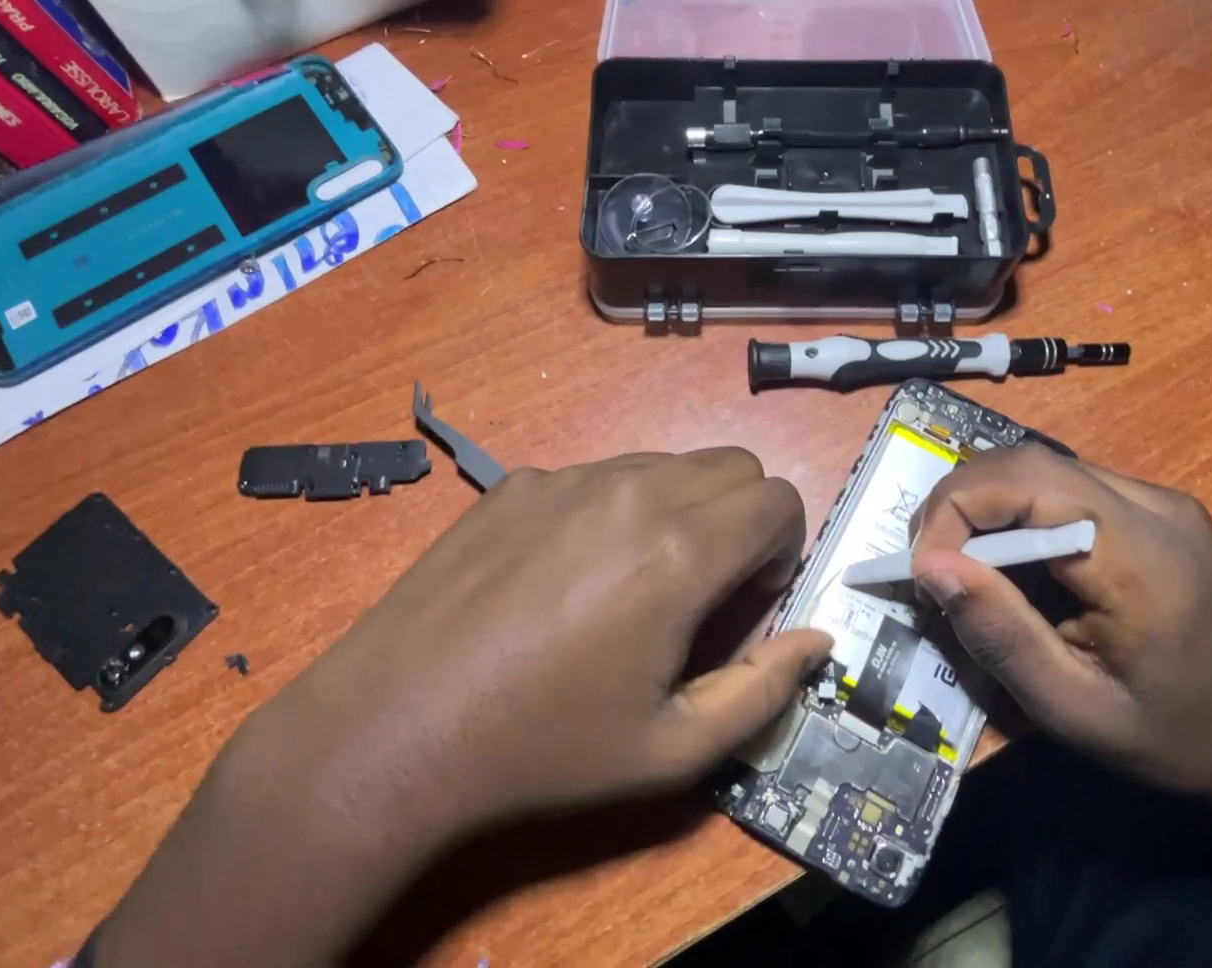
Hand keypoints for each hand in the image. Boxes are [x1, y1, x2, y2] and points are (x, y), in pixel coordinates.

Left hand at [95, 450, 830, 967]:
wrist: (394, 727)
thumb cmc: (544, 747)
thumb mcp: (672, 748)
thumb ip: (764, 689)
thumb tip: (817, 639)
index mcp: (679, 550)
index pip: (779, 499)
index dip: (783, 549)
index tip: (747, 600)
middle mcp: (631, 491)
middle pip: (733, 466)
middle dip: (743, 520)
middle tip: (702, 589)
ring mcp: (567, 478)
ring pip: (667, 462)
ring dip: (682, 508)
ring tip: (631, 582)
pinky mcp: (516, 483)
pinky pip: (599, 475)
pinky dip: (616, 508)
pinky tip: (564, 574)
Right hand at [909, 445, 1211, 821]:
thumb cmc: (1181, 737)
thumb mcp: (1078, 709)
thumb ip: (1002, 635)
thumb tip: (929, 567)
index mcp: (1142, 555)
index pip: (1024, 482)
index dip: (954, 511)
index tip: (925, 576)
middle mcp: (1153, 504)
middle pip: (1027, 463)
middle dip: (958, 505)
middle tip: (931, 570)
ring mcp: (1159, 500)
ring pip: (1040, 470)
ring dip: (984, 509)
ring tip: (964, 571)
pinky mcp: (1155, 510)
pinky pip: (1064, 490)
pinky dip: (1018, 518)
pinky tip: (1013, 568)